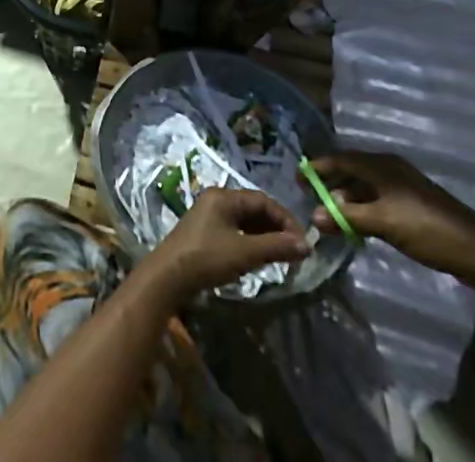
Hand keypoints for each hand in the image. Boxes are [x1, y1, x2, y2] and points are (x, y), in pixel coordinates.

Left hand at [139, 187, 309, 303]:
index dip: (286, 219)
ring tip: (282, 255)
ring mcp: (209, 216)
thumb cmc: (206, 258)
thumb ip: (276, 247)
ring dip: (265, 236)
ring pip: (245, 221)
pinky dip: (251, 241)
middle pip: (254, 209)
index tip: (302, 241)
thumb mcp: (245, 252)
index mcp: (223, 196)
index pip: (263, 200)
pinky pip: (236, 231)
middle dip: (277, 228)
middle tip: (294, 250)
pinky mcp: (205, 233)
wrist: (167, 277)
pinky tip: (260, 257)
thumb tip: (307, 246)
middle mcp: (216, 200)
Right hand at [304, 153, 474, 275]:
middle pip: (351, 172)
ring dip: (345, 201)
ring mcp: (401, 189)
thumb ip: (347, 217)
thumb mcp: (383, 222)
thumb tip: (313, 216)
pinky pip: (375, 202)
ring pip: (363, 189)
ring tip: (327, 218)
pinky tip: (353, 227)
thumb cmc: (428, 229)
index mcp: (383, 167)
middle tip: (309, 202)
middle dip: (329, 185)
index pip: (340, 159)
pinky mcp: (410, 207)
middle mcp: (390, 171)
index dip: (317, 168)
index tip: (296, 181)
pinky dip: (360, 211)